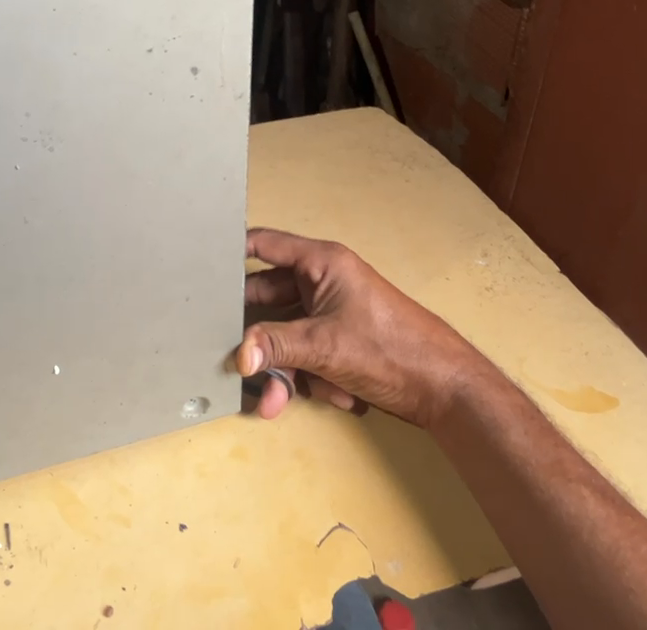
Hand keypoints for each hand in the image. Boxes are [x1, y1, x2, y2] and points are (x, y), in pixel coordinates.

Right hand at [239, 228, 484, 428]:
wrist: (446, 391)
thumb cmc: (391, 348)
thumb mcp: (324, 345)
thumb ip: (274, 346)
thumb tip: (237, 357)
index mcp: (321, 262)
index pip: (264, 245)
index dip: (231, 251)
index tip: (200, 269)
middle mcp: (321, 282)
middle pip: (266, 300)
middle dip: (254, 336)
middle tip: (230, 358)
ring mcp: (328, 314)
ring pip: (283, 335)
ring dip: (282, 369)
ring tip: (276, 401)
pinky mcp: (336, 343)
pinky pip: (303, 355)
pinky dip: (309, 379)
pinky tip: (335, 396)